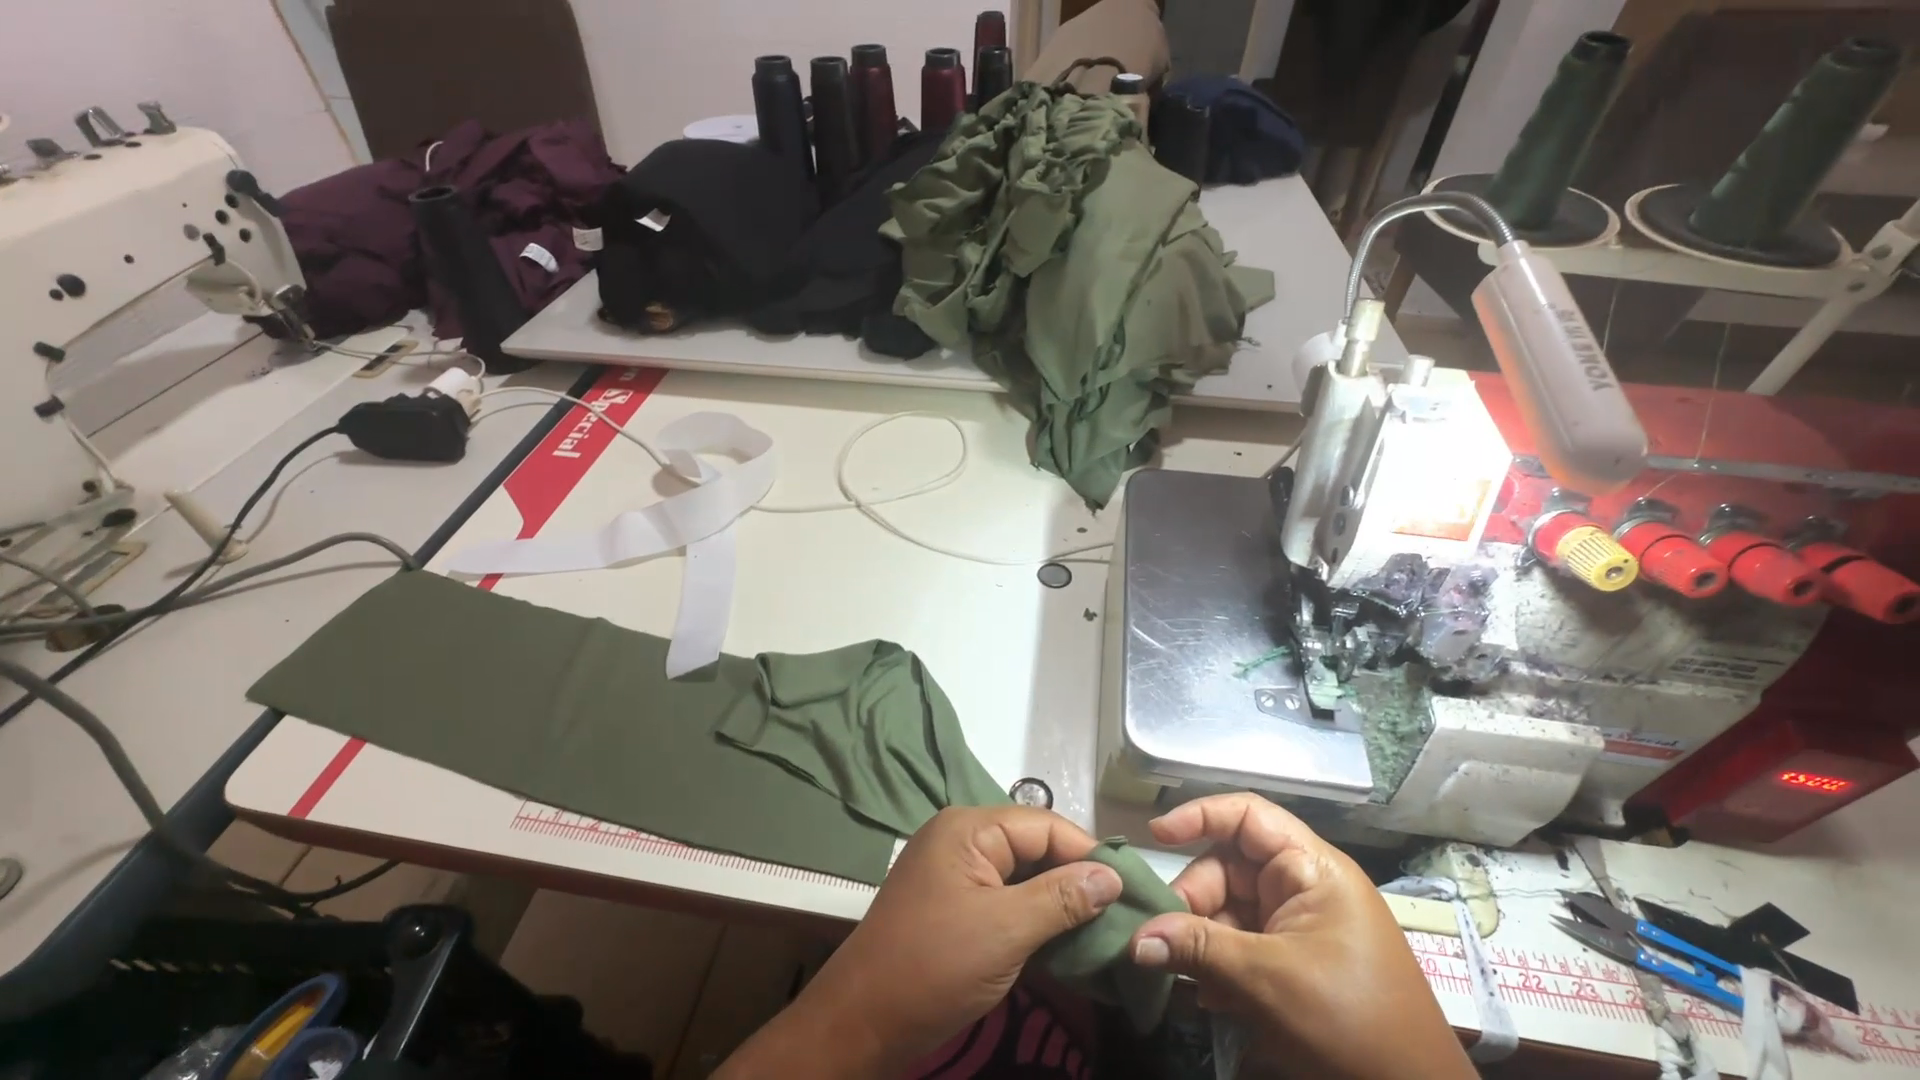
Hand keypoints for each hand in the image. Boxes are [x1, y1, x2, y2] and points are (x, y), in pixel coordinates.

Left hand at [720, 805, 1122, 1078]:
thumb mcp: (1006, 930)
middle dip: (1077, 877)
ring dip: (1058, 900)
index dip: (1089, 854)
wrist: (860, 1023)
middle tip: (1123, 913)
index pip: (1044, 825)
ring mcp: (953, 873)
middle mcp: (960, 839)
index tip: (1133, 889)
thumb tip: (1113, 875)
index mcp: (968, 829)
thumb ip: (1062, 897)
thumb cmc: (934, 966)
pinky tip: (1064, 940)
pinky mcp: (952, 905)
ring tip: (1104, 929)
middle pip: (1034, 846)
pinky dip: (1034, 916)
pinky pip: (1004, 898)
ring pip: (1021, 875)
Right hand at [1129, 794, 1473, 1079]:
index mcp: (1310, 869)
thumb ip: (1197, 949)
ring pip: (1227, 911)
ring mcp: (1297, 926)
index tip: (1154, 837)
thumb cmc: (1348, 1019)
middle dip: (1191, 902)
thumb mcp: (1266, 978)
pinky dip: (1216, 965)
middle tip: (1162, 941)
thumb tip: (1135, 939)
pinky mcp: (1291, 963)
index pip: (1247, 816)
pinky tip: (1206, 998)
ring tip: (1181, 978)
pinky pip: (1239, 946)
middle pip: (1226, 869)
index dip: (1199, 815)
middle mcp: (1302, 887)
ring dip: (1199, 941)